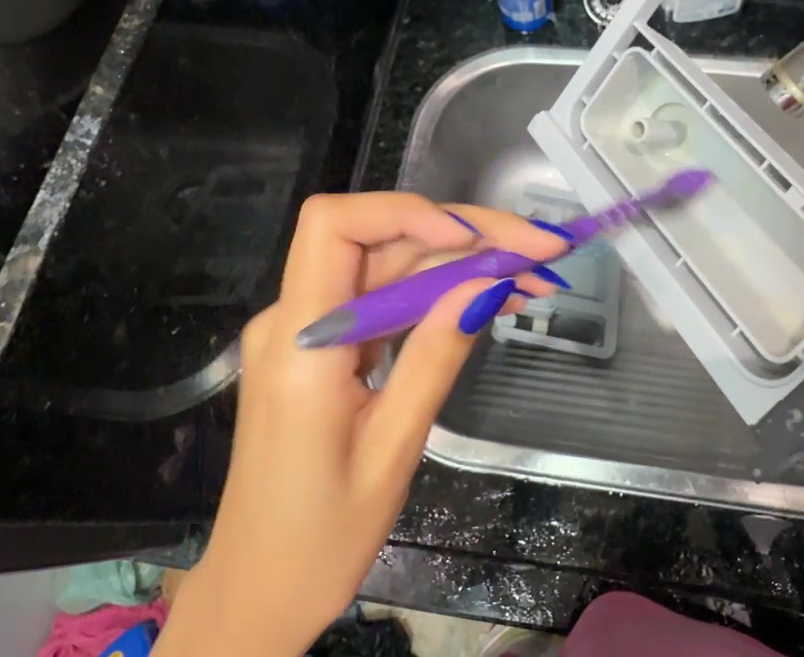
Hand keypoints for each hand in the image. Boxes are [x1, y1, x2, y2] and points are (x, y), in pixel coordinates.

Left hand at [157, 193, 568, 656]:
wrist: (260, 590)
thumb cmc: (321, 537)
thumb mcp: (392, 447)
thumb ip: (436, 355)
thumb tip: (487, 282)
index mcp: (300, 342)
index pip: (334, 226)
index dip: (405, 212)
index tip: (475, 237)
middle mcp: (294, 319)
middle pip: (378, 242)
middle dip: (464, 238)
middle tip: (544, 250)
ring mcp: (305, 331)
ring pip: (388, 270)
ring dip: (461, 265)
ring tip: (537, 277)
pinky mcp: (320, 349)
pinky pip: (380, 303)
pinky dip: (435, 296)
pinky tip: (491, 299)